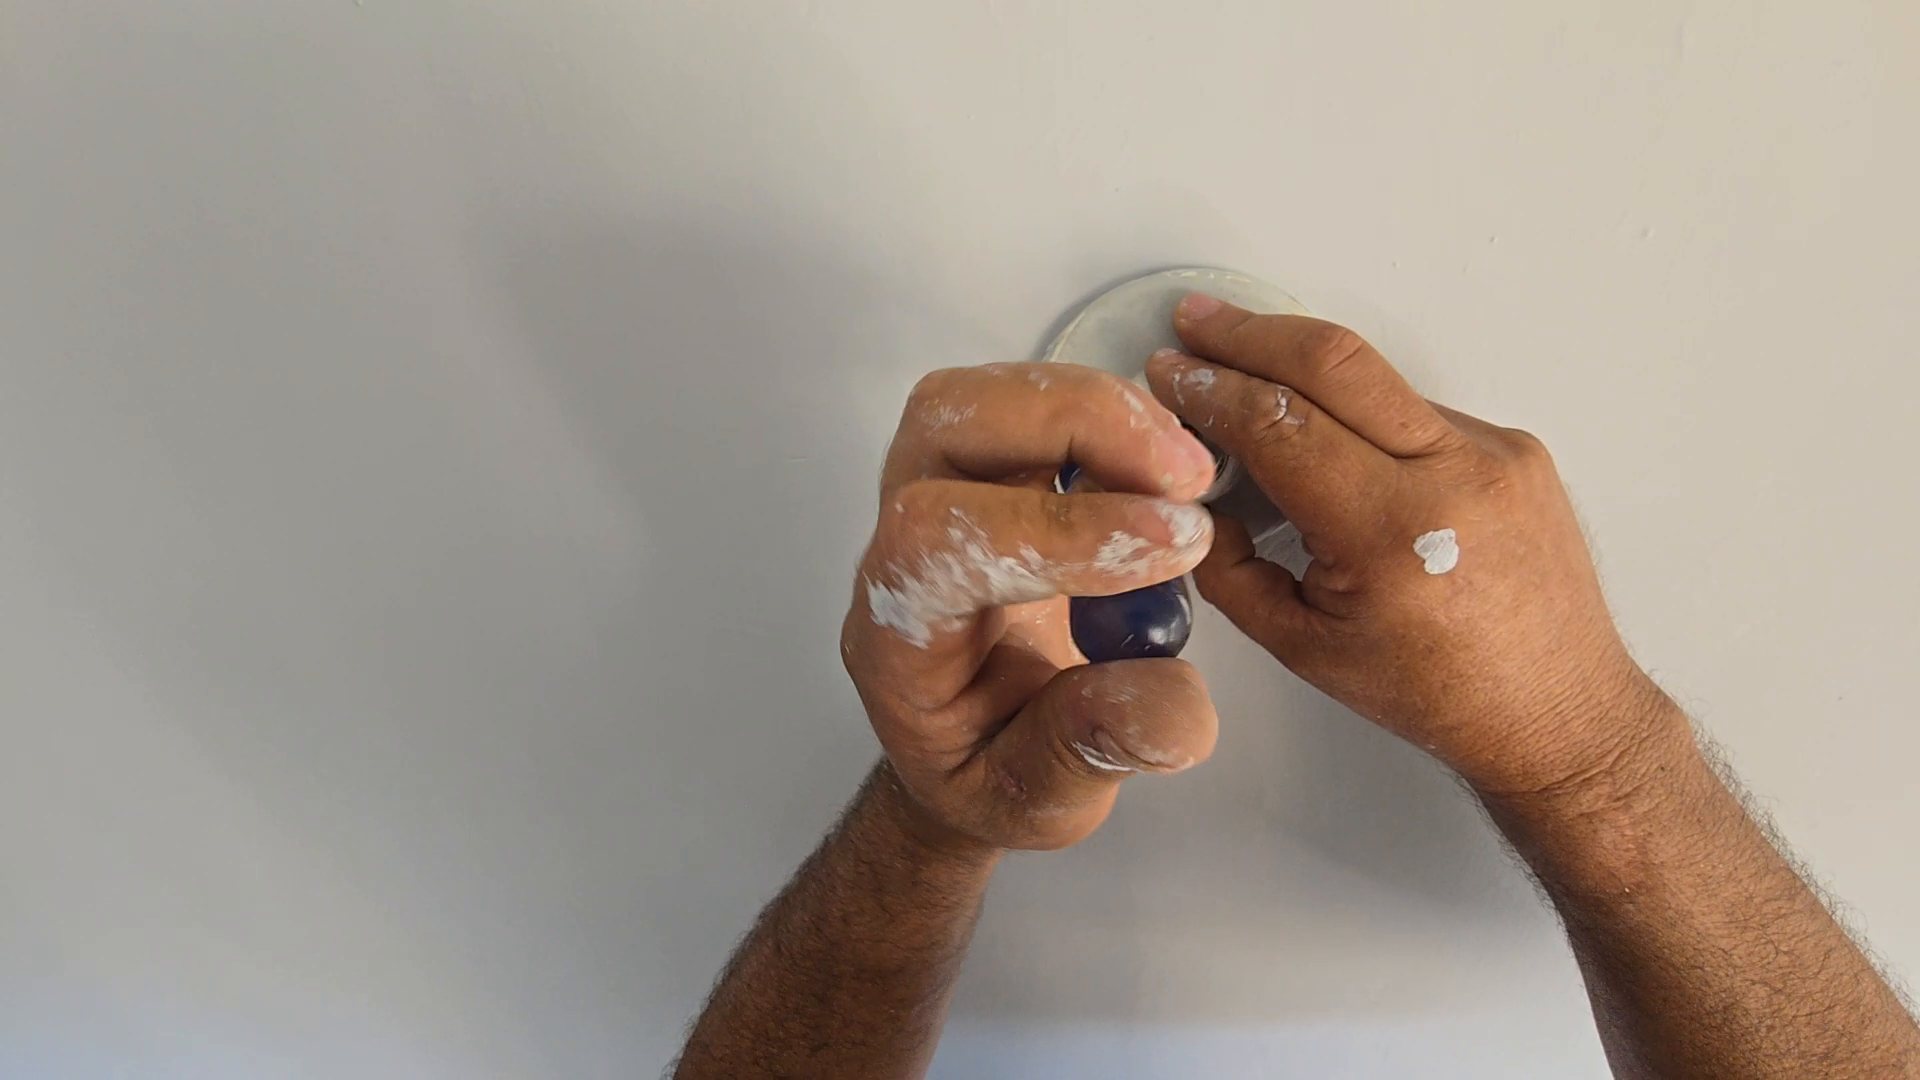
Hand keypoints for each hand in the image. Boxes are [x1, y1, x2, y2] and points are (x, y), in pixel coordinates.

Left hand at [842, 363, 1220, 851]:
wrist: (969, 741)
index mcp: (898, 635)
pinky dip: (1104, 416)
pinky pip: (1028, 407)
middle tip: (1185, 480)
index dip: (1058, 531)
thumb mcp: (1039, 801)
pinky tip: (1158, 467)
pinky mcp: (984, 476)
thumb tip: (1167, 698)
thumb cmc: (988, 771)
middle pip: (946, 426)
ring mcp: (937, 496)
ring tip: (1183, 472)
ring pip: (986, 398)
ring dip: (1096, 410)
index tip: (1177, 549)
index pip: (938, 544)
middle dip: (1076, 426)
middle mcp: (902, 547)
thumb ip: (1090, 753)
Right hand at [1145, 294, 1667, 797]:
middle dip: (1250, 333)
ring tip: (1235, 358)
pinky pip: (1402, 406)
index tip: (1169, 372)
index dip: (1214, 390)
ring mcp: (1494, 450)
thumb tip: (1198, 500)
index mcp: (1391, 533)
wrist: (1555, 706)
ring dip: (1292, 359)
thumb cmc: (1425, 688)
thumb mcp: (1296, 643)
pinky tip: (1309, 424)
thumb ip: (1230, 568)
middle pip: (1336, 363)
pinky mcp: (1509, 445)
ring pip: (1371, 377)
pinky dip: (1342, 403)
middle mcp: (1456, 474)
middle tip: (1195, 320)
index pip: (1282, 426)